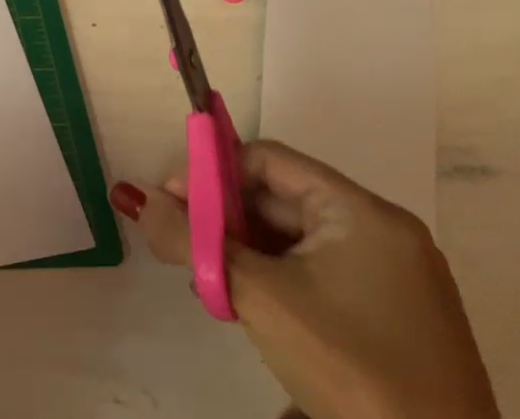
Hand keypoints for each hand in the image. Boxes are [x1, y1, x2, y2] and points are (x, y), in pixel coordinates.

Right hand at [114, 140, 497, 418]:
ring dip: (236, 250)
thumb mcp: (254, 293)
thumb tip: (132, 196)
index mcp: (362, 213)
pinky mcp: (385, 312)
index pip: (267, 160)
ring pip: (288, 237)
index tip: (170, 205)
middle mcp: (381, 232)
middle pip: (275, 196)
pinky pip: (310, 269)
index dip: (210, 173)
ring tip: (204, 280)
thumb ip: (188, 238)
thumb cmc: (346, 360)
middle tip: (175, 244)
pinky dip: (266, 275)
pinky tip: (238, 302)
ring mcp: (388, 275)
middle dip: (218, 216)